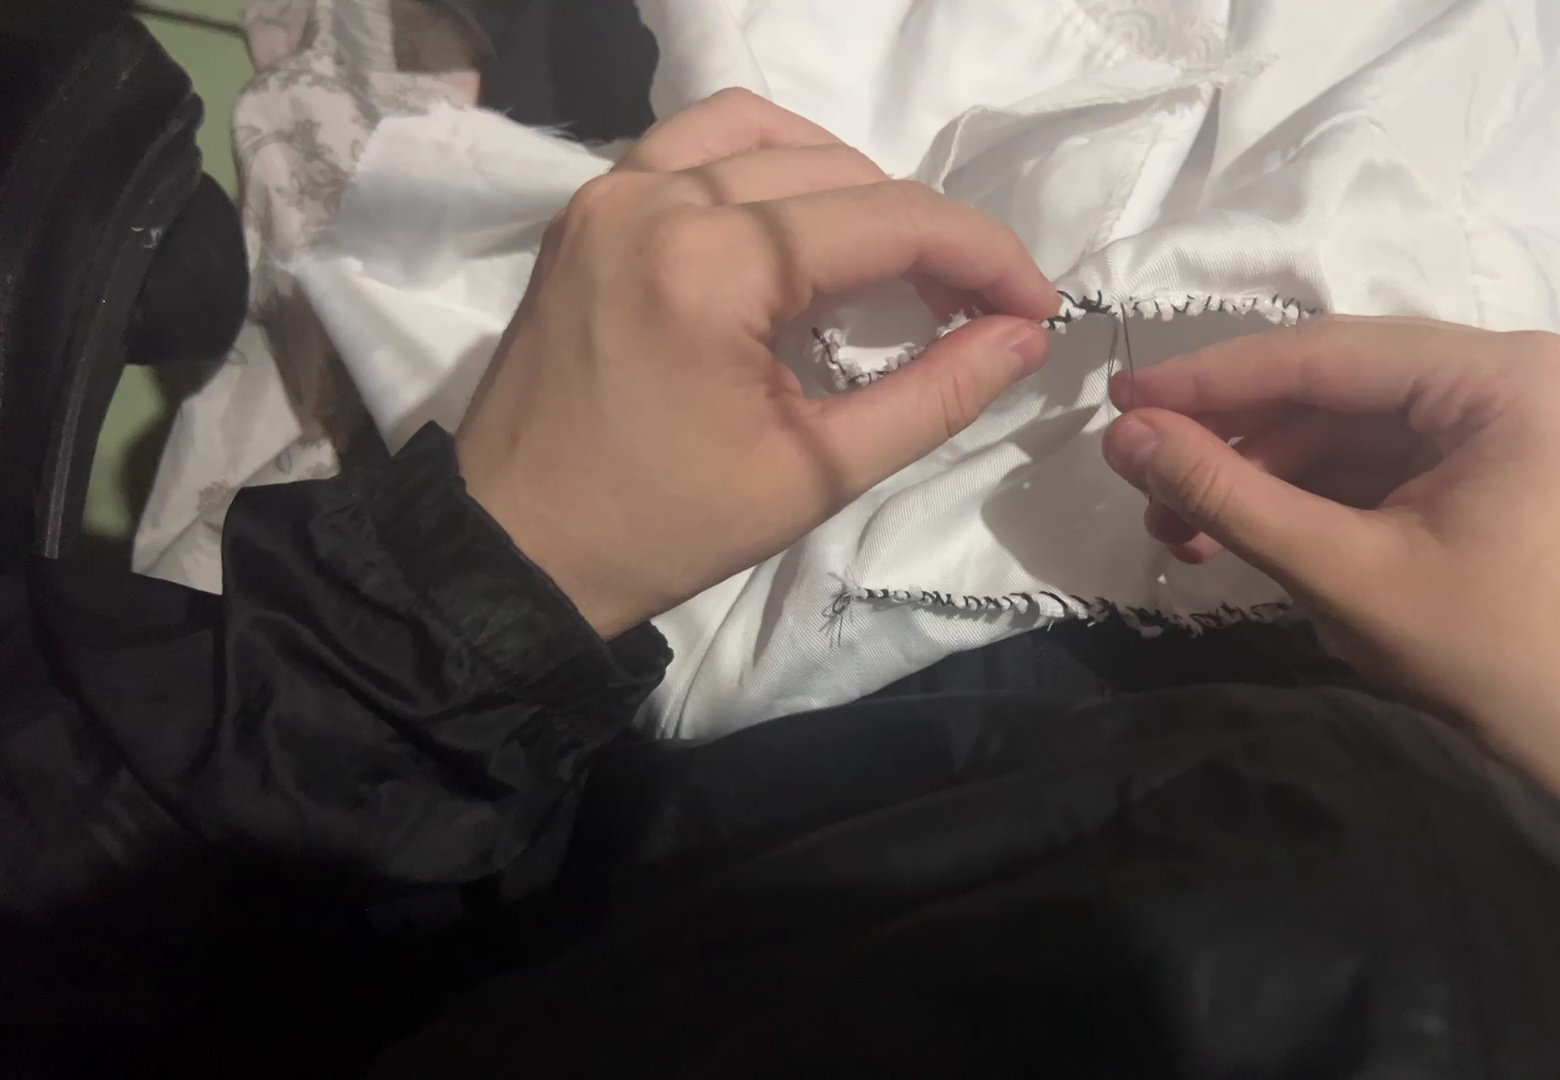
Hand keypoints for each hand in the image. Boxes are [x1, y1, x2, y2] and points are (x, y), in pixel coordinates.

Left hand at [456, 89, 1056, 636]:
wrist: (523, 551)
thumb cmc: (670, 528)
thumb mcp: (817, 475)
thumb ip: (932, 398)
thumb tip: (1020, 337)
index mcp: (711, 266)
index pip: (887, 219)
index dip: (983, 255)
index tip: (1036, 305)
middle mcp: (654, 197)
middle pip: (838, 172)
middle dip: (927, 233)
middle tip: (971, 307)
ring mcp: (610, 192)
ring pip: (769, 138)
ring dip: (854, 190)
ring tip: (894, 262)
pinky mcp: (589, 211)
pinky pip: (698, 147)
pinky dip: (772, 169)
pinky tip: (799, 227)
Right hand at [1101, 317, 1559, 796]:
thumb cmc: (1484, 656)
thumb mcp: (1337, 570)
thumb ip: (1223, 494)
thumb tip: (1121, 435)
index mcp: (1506, 378)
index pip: (1324, 354)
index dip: (1207, 377)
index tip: (1121, 395)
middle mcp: (1506, 374)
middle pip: (1325, 384)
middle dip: (1226, 437)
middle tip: (1141, 473)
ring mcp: (1490, 420)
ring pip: (1329, 426)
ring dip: (1247, 474)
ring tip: (1175, 530)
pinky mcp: (1470, 463)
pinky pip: (1353, 462)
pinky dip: (1287, 496)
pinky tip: (1228, 535)